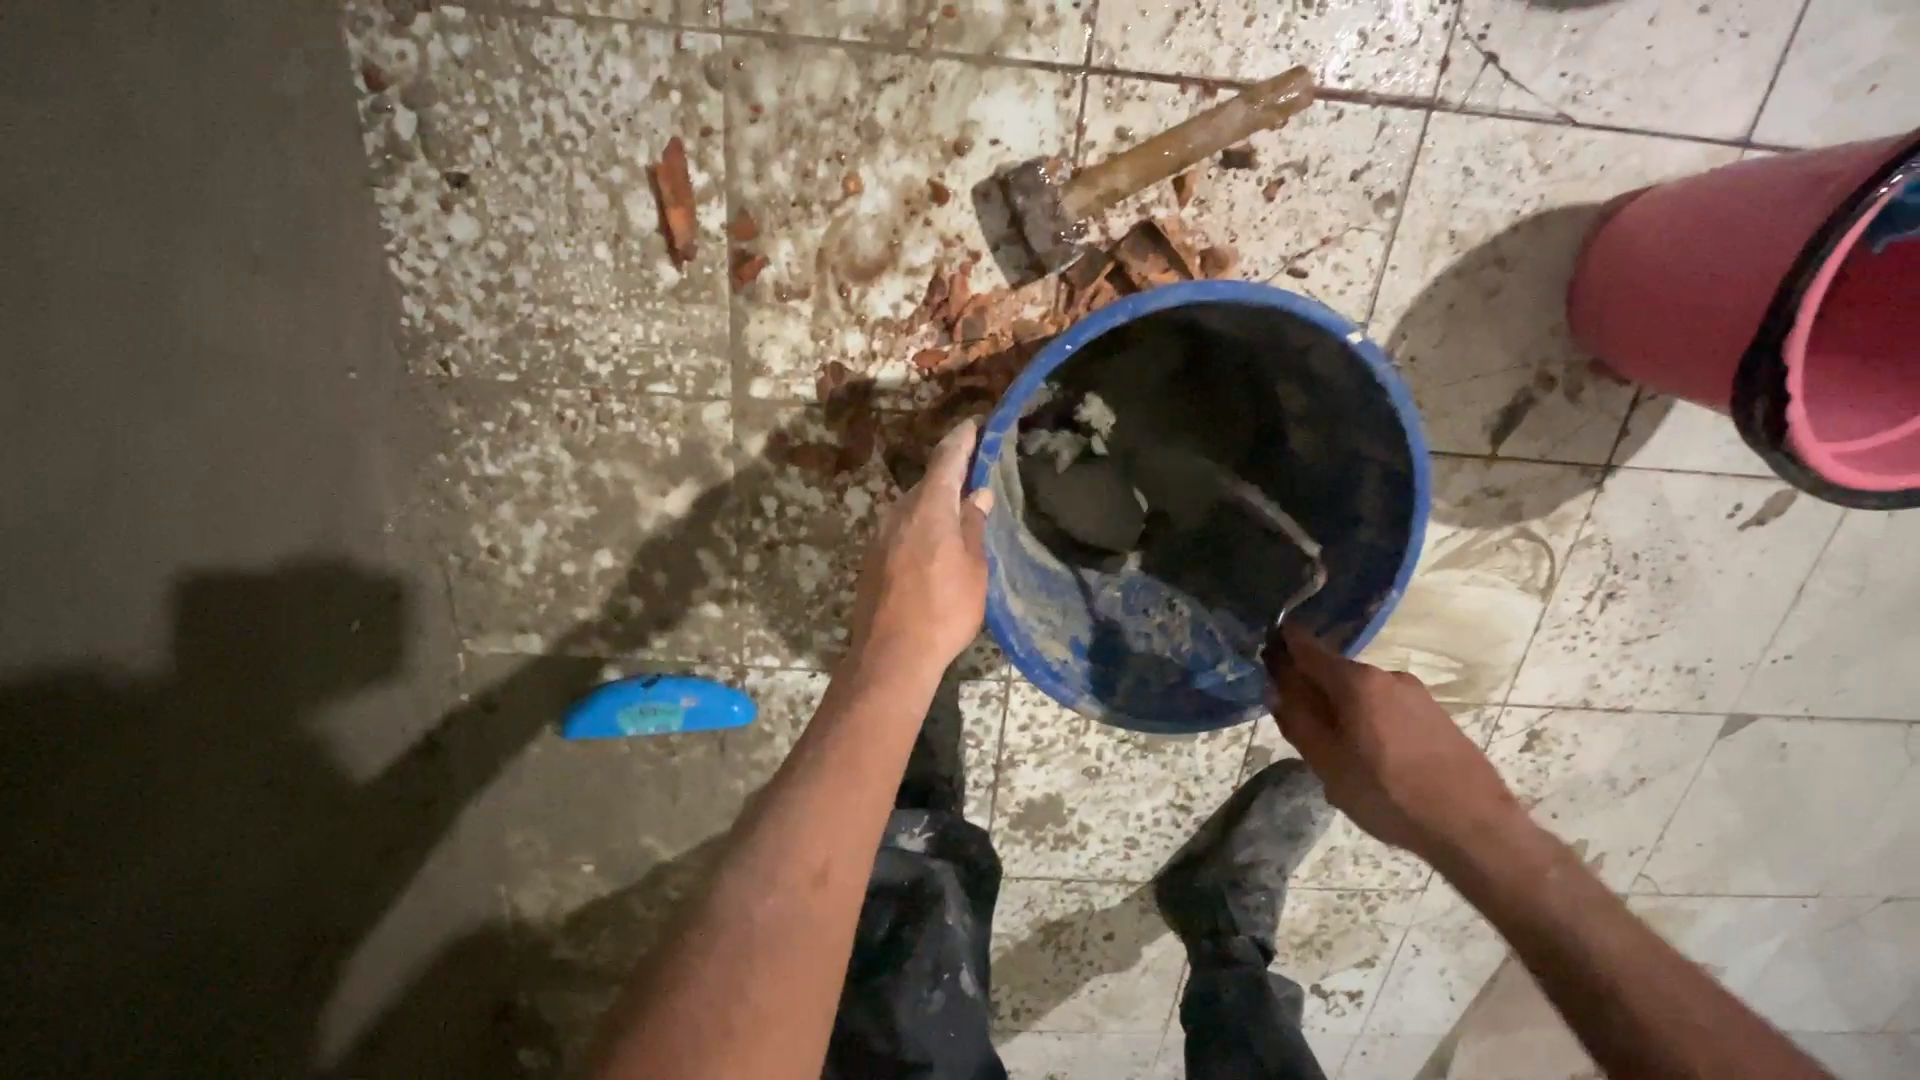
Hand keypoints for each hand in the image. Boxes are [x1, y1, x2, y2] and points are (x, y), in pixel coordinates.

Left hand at [847, 420, 994, 676]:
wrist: (891, 655)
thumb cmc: (944, 611)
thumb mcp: (974, 568)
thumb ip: (974, 526)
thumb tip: (977, 495)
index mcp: (929, 508)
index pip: (947, 459)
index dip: (963, 439)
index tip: (975, 423)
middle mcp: (899, 512)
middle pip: (928, 482)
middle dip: (951, 474)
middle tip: (976, 474)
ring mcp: (880, 536)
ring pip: (913, 507)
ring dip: (935, 504)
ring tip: (960, 512)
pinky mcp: (872, 559)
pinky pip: (902, 529)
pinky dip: (921, 526)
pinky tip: (935, 545)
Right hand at [1266, 625, 1524, 862]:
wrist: (1474, 827)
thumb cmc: (1388, 793)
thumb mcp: (1327, 763)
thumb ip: (1296, 721)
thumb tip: (1275, 689)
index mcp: (1356, 681)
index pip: (1306, 647)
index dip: (1282, 647)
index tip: (1264, 657)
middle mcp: (1387, 675)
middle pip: (1334, 674)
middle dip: (1312, 693)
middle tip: (1301, 731)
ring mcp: (1417, 694)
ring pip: (1362, 695)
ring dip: (1342, 713)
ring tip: (1340, 757)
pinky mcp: (1437, 716)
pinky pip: (1387, 710)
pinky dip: (1369, 724)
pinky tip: (1375, 763)